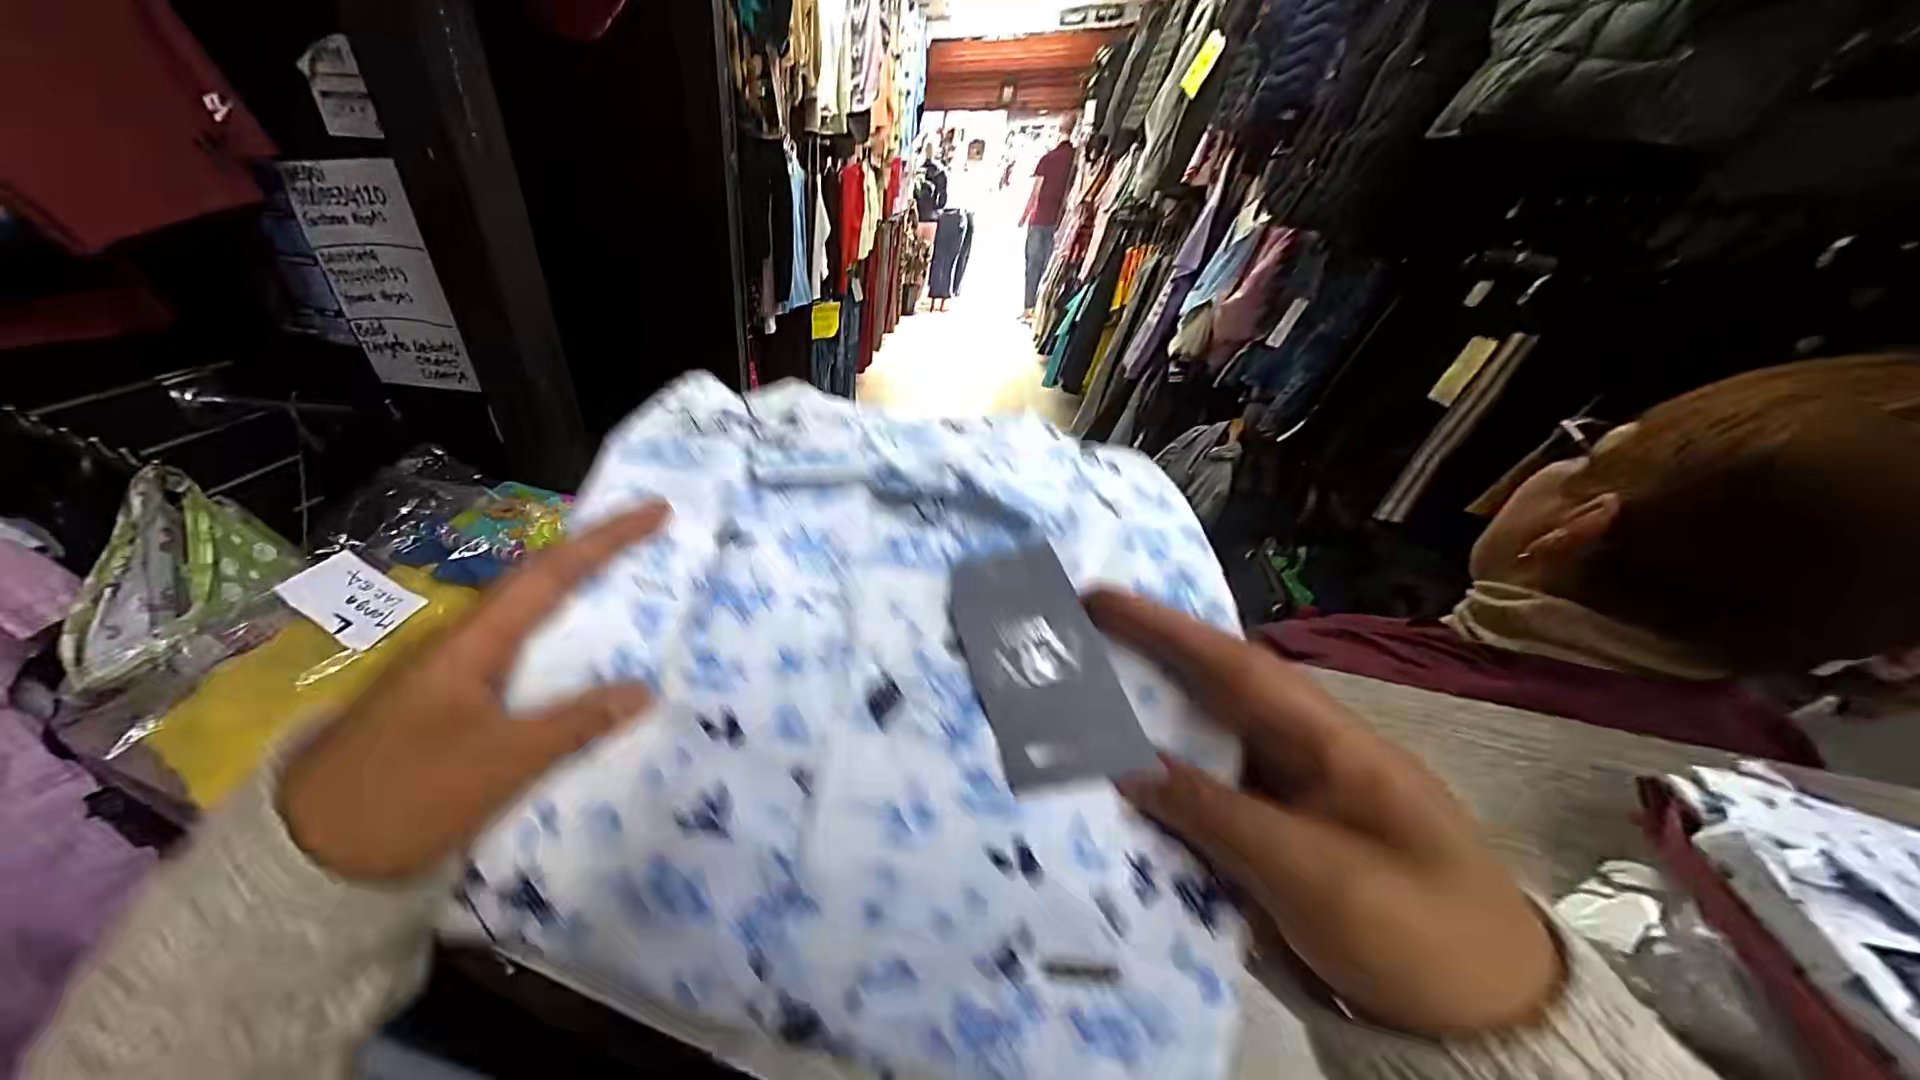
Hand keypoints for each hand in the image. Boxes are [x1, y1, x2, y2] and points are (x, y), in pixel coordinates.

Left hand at [279, 502, 671, 881]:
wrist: (305, 858)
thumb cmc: (405, 796)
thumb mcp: (502, 763)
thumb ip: (577, 723)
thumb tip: (645, 690)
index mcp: (475, 643)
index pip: (552, 574)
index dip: (607, 539)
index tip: (656, 511)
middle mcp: (468, 644)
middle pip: (543, 583)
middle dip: (600, 556)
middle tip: (654, 543)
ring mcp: (460, 673)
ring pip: (536, 620)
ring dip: (586, 598)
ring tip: (637, 593)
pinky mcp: (459, 702)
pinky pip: (529, 657)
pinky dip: (570, 646)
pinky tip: (591, 662)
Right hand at [1087, 590, 1561, 1036]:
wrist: (1491, 1024)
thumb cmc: (1417, 935)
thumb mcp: (1315, 877)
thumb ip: (1218, 815)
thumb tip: (1130, 768)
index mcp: (1330, 740)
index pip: (1234, 666)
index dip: (1164, 629)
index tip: (1102, 598)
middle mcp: (1308, 749)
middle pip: (1217, 689)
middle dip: (1150, 658)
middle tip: (1081, 639)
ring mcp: (1295, 790)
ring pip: (1210, 737)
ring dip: (1153, 716)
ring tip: (1088, 698)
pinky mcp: (1282, 828)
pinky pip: (1213, 787)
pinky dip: (1169, 777)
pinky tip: (1131, 781)